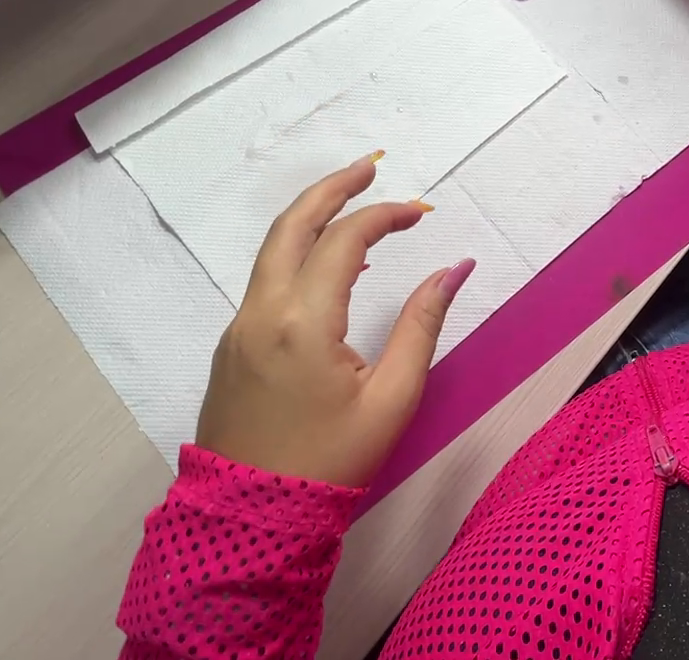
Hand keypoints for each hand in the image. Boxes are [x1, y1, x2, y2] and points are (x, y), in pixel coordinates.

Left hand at [194, 154, 475, 487]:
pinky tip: (330, 262)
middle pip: (291, 225)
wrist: (252, 521)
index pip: (345, 241)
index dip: (385, 217)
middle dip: (332, 188)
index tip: (422, 214)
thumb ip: (423, 322)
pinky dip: (299, 252)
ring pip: (272, 250)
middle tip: (370, 167)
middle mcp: (261, 312)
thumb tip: (456, 268)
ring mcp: (238, 328)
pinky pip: (267, 280)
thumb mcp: (393, 395)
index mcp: (302, 322)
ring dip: (312, 216)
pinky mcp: (232, 345)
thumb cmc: (333, 460)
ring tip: (353, 200)